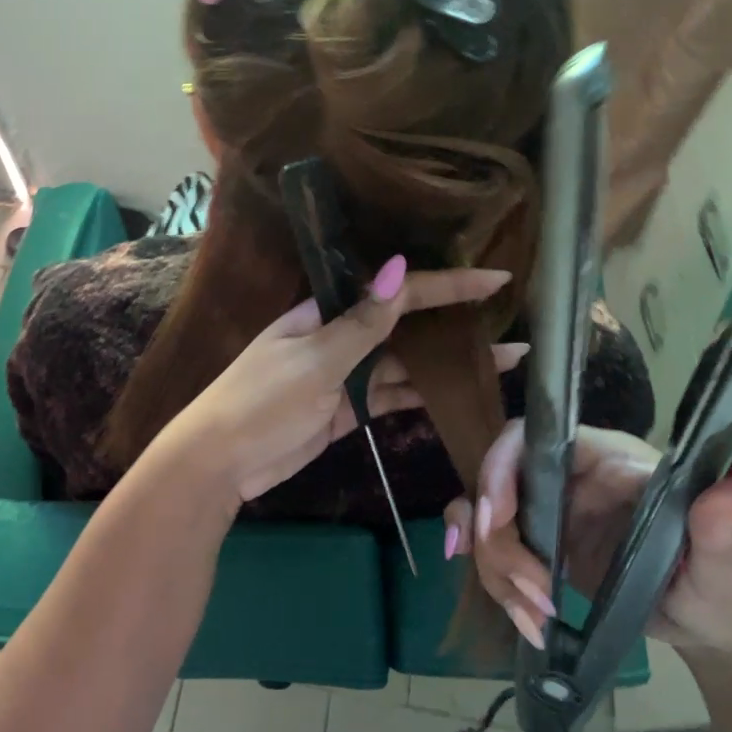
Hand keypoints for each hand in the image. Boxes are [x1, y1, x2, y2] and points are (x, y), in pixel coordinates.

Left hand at [153, 256, 520, 505]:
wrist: (219, 461)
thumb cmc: (259, 402)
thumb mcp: (312, 361)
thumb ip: (361, 325)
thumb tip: (398, 270)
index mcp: (325, 315)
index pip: (395, 292)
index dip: (446, 285)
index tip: (495, 280)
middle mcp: (338, 339)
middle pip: (405, 328)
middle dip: (455, 326)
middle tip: (512, 328)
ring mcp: (343, 378)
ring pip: (404, 365)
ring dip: (447, 365)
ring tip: (504, 363)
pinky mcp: (345, 413)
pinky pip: (391, 397)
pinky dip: (422, 396)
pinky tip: (459, 394)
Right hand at [445, 420, 731, 656]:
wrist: (713, 628)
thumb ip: (728, 529)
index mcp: (611, 460)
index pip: (535, 438)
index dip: (502, 467)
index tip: (496, 519)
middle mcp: (571, 477)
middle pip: (499, 485)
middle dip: (498, 539)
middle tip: (528, 589)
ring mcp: (551, 512)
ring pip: (489, 524)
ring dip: (498, 570)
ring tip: (537, 620)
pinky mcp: (539, 546)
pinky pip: (493, 550)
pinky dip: (493, 579)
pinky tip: (517, 614)